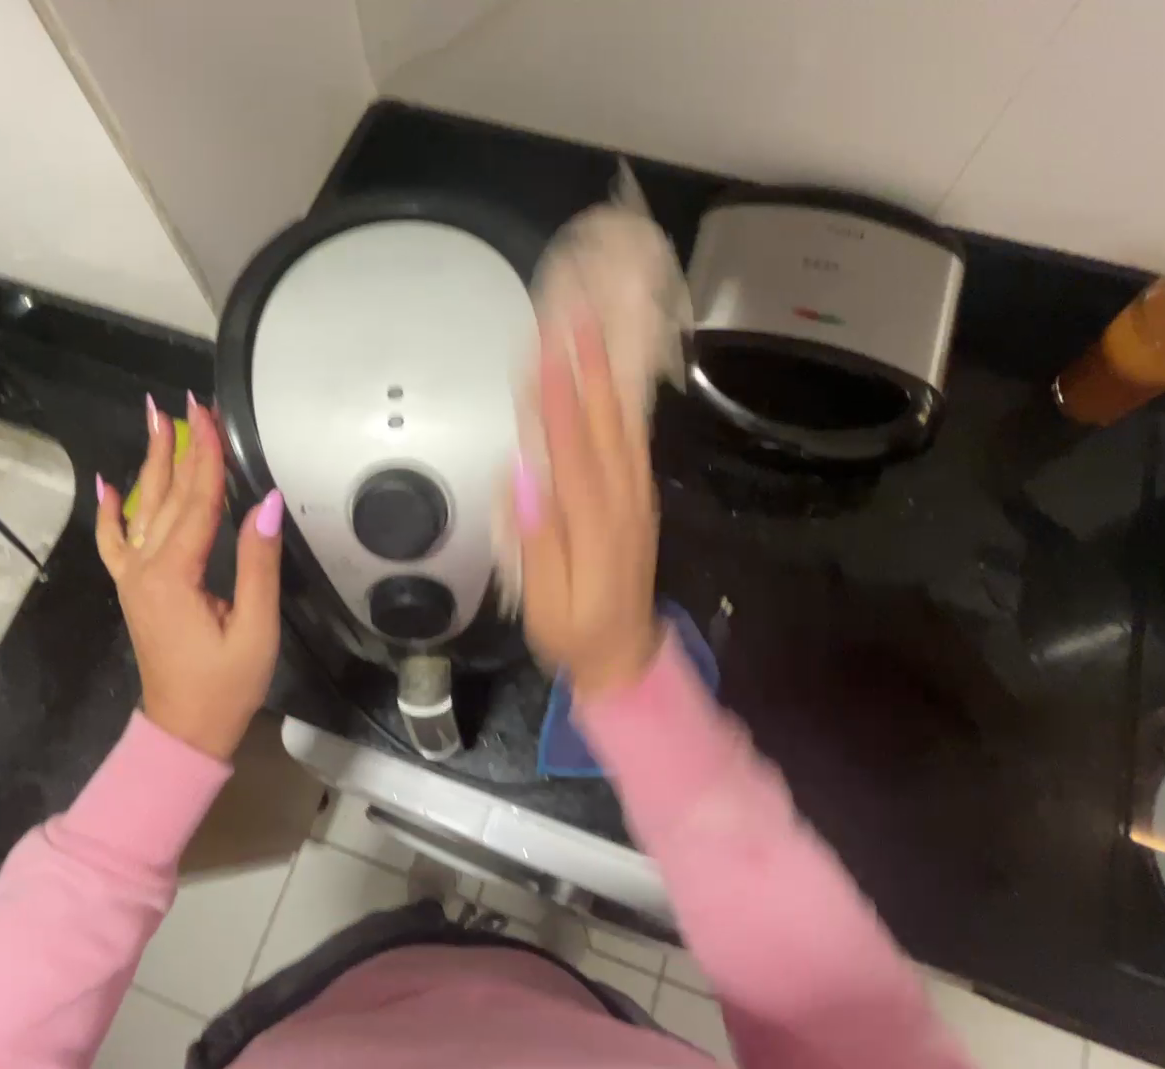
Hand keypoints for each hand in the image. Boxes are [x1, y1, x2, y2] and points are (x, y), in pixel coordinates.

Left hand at [96, 393, 284, 759]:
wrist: (185, 729)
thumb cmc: (227, 684)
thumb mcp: (256, 627)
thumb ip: (258, 563)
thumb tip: (267, 503)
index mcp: (176, 574)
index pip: (197, 501)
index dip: (207, 454)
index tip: (209, 412)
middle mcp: (146, 567)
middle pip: (167, 495)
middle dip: (176, 446)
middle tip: (179, 403)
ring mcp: (133, 578)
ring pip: (142, 509)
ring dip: (149, 464)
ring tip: (151, 422)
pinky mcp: (134, 590)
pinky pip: (116, 542)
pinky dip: (111, 512)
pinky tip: (108, 485)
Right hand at [515, 313, 662, 700]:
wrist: (627, 656)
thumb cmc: (575, 634)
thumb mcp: (547, 604)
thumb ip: (539, 541)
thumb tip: (525, 477)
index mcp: (595, 527)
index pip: (574, 452)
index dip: (560, 399)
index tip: (549, 351)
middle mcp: (623, 503)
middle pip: (605, 426)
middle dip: (590, 368)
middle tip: (576, 317)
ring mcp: (636, 499)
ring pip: (623, 428)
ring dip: (608, 377)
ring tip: (592, 333)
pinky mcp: (639, 501)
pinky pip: (632, 444)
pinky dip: (621, 405)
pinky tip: (611, 380)